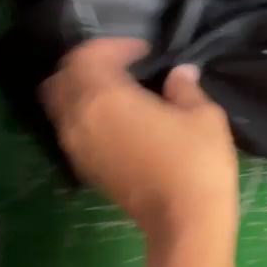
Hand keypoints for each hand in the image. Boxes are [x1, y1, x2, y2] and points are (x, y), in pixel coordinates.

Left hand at [41, 39, 238, 241]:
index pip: (89, 55)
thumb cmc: (198, 162)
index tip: (147, 50)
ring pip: (61, 103)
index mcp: (104, 96)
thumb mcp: (205, 117)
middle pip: (62, 77)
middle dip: (90, 65)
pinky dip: (88, 116)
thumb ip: (186, 89)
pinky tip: (121, 123)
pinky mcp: (84, 165)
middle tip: (125, 68)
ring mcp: (75, 144)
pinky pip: (73, 128)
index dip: (116, 46)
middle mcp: (77, 116)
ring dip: (84, 91)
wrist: (184, 220)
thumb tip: (179, 74)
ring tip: (120, 95)